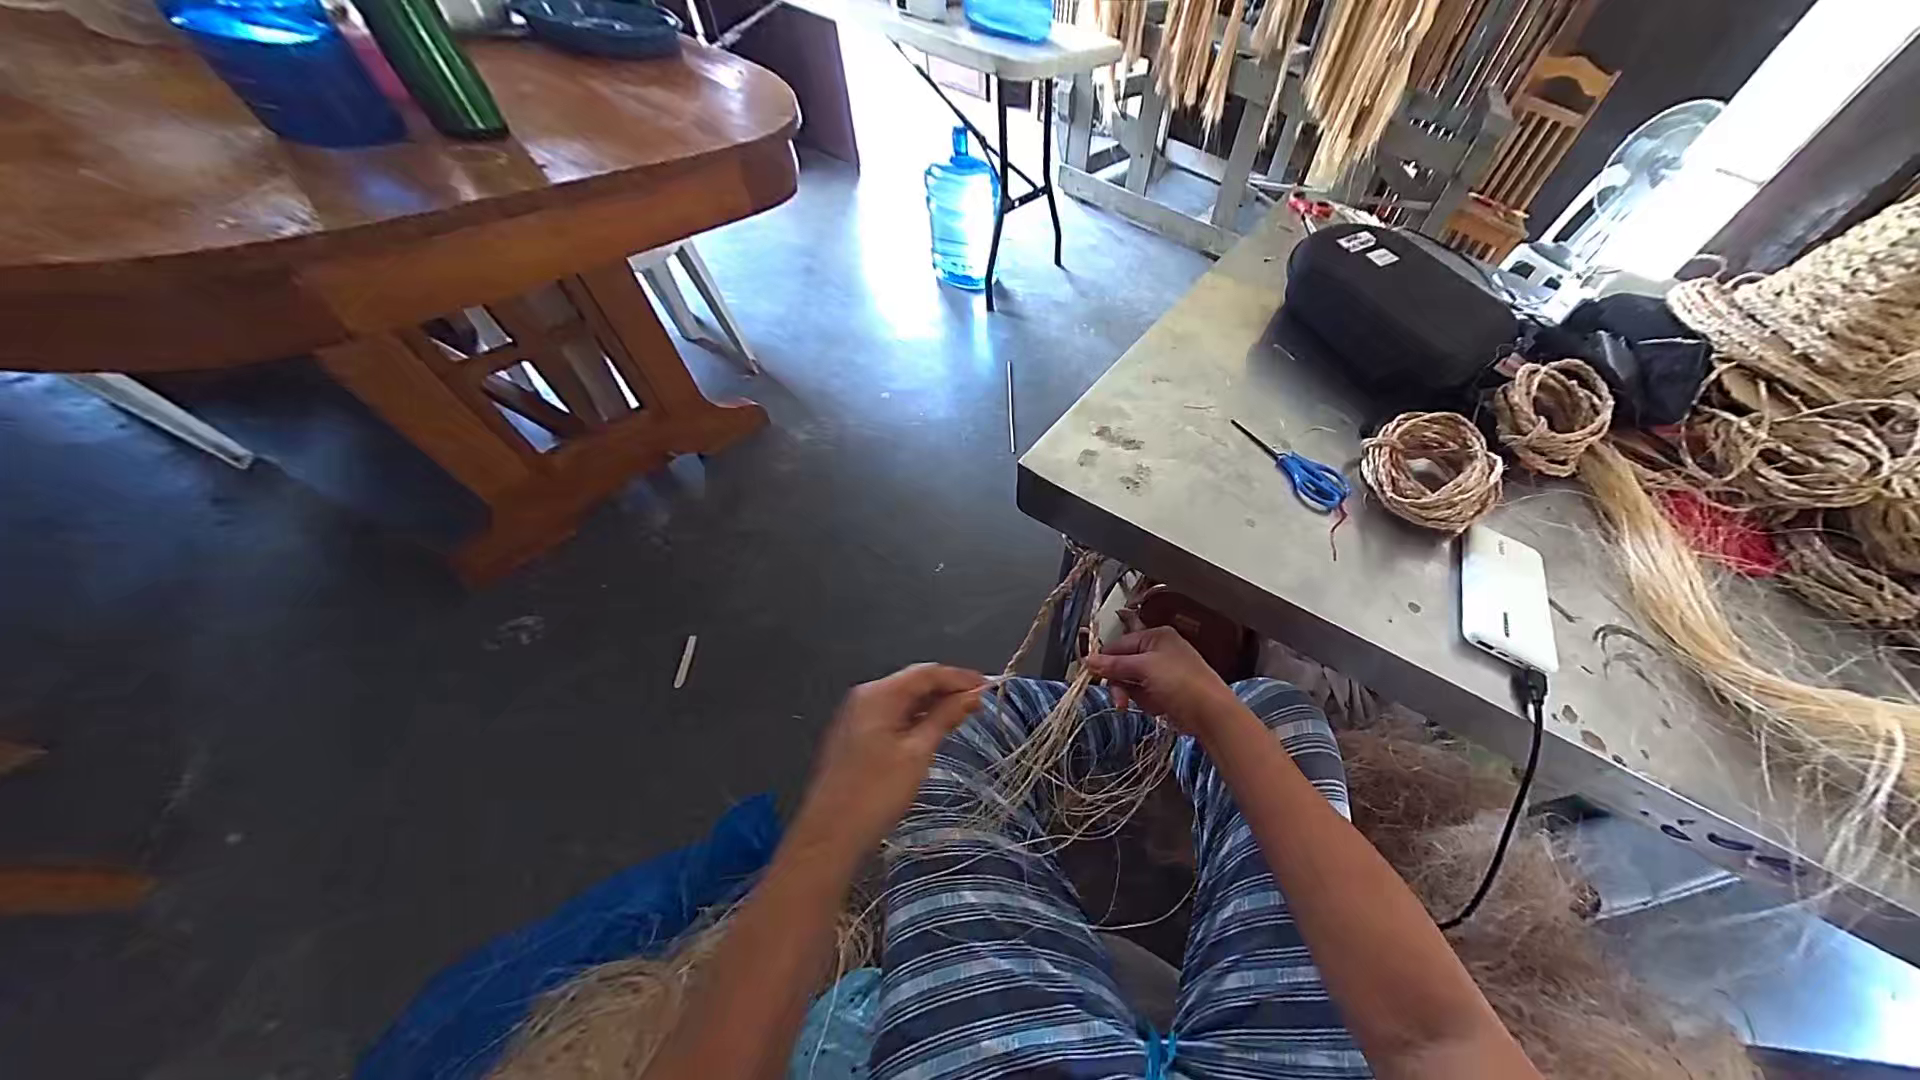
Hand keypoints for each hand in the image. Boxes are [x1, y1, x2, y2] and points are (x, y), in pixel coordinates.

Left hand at [792, 664, 985, 857]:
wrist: (830, 834)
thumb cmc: (877, 792)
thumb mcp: (917, 753)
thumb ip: (945, 717)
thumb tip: (972, 696)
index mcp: (879, 694)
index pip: (927, 672)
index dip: (960, 677)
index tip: (989, 686)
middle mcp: (866, 696)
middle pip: (914, 682)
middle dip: (948, 689)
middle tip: (981, 702)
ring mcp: (858, 714)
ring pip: (904, 699)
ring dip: (934, 704)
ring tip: (965, 715)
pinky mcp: (856, 733)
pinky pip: (893, 714)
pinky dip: (916, 717)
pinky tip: (935, 728)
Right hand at [1082, 627, 1242, 736]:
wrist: (1212, 713)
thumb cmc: (1179, 682)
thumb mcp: (1143, 668)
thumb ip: (1114, 664)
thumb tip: (1087, 660)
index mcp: (1154, 636)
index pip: (1118, 645)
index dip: (1104, 661)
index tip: (1091, 676)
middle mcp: (1157, 651)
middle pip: (1123, 664)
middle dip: (1119, 682)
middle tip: (1119, 700)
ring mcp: (1161, 672)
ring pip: (1130, 681)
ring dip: (1130, 694)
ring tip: (1139, 705)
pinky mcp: (1165, 691)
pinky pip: (1142, 693)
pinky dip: (1143, 701)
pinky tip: (1155, 707)